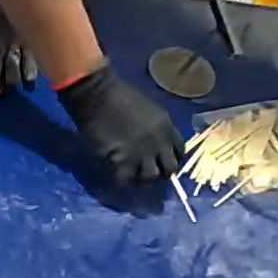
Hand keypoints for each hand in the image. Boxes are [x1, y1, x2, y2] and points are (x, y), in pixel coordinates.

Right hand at [56, 63, 181, 185]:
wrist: (98, 96)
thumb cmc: (120, 98)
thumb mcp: (149, 110)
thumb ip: (155, 128)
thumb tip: (152, 143)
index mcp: (166, 128)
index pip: (179, 152)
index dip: (170, 161)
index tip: (160, 164)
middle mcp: (158, 142)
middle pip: (168, 168)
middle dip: (159, 175)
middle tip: (146, 176)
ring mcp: (140, 152)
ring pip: (149, 177)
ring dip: (141, 180)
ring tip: (130, 178)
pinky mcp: (120, 159)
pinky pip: (125, 178)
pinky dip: (122, 181)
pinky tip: (115, 178)